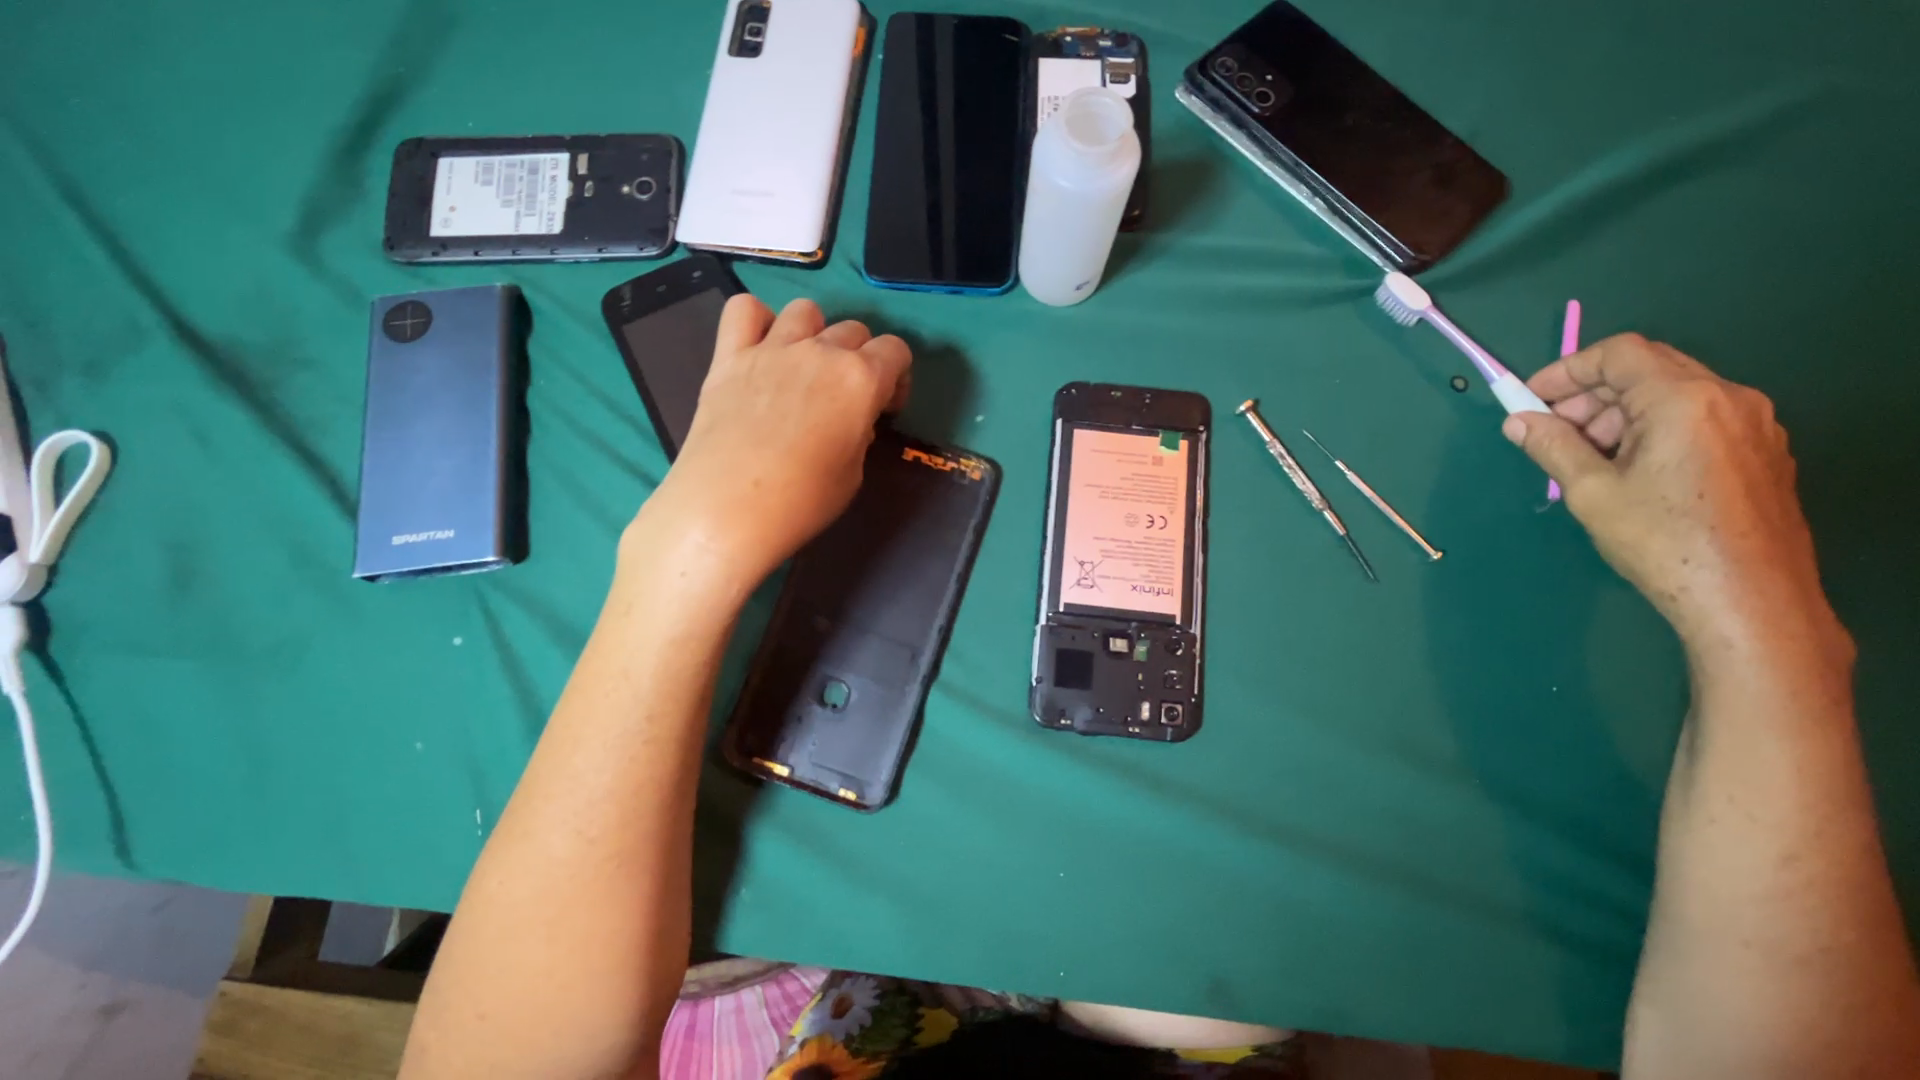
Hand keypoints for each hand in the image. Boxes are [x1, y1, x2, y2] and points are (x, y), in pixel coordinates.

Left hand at [623, 296, 910, 599]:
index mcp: (861, 379)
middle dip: (859, 357)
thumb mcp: (853, 475)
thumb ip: (859, 435)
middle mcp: (821, 352)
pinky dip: (756, 321)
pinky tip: (759, 349)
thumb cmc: (803, 502)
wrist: (727, 508)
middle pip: (853, 329)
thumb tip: (851, 421)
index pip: (895, 350)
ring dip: (813, 333)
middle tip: (844, 397)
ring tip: (803, 368)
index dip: (896, 378)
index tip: (884, 407)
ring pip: (804, 311)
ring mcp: (771, 348)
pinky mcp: (728, 356)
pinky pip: (744, 310)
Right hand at [1503, 334, 1845, 658]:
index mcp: (1685, 399)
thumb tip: (1518, 421)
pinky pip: (1699, 421)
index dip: (1567, 370)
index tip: (1531, 401)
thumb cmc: (1663, 542)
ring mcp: (1753, 425)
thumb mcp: (1591, 493)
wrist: (1750, 599)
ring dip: (1621, 417)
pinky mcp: (1762, 452)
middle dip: (1591, 397)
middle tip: (1553, 436)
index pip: (1619, 353)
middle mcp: (1727, 398)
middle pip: (1648, 370)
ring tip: (1589, 463)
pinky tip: (1633, 475)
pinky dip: (1655, 432)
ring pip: (1673, 396)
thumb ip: (1553, 447)